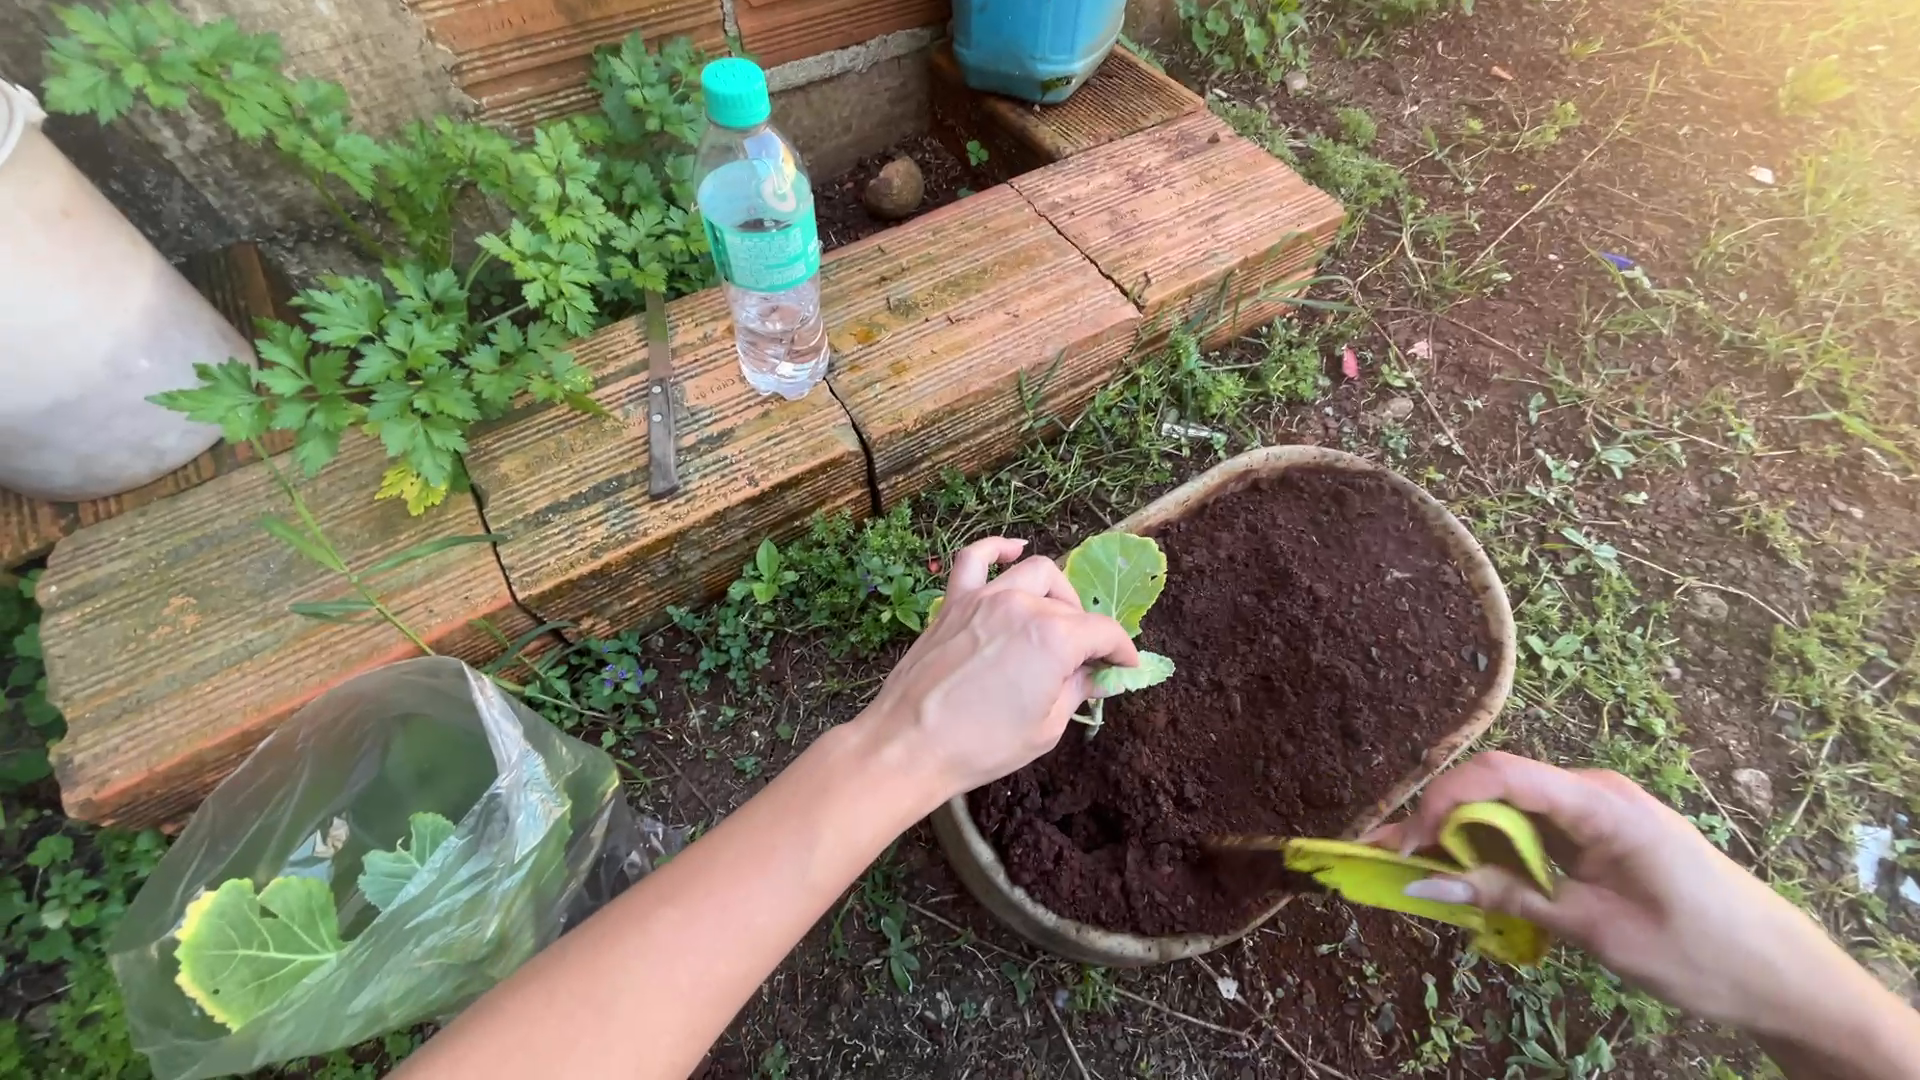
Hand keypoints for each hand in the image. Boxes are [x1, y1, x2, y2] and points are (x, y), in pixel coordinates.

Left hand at [853, 537, 1137, 801]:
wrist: (910, 745)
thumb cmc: (982, 745)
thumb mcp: (1046, 728)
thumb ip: (1077, 690)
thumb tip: (1095, 674)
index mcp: (1053, 638)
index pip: (1103, 631)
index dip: (1121, 649)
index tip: (1124, 665)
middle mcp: (1022, 605)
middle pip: (1070, 606)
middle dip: (1086, 632)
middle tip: (1084, 662)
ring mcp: (985, 597)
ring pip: (1034, 571)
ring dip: (1056, 591)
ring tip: (1057, 617)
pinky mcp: (954, 601)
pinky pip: (975, 558)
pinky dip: (997, 548)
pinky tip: (1012, 550)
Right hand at [1370, 752, 1915, 1055]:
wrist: (1800, 986)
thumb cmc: (1707, 958)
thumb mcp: (1597, 931)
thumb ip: (1508, 897)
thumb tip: (1421, 881)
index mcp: (1603, 805)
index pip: (1500, 775)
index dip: (1441, 800)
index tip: (1407, 844)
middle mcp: (1593, 791)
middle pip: (1492, 787)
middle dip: (1437, 819)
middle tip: (1392, 856)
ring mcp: (1594, 808)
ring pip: (1505, 806)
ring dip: (1461, 836)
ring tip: (1420, 868)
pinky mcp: (1596, 829)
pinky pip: (1529, 826)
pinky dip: (1494, 849)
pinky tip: (1472, 874)